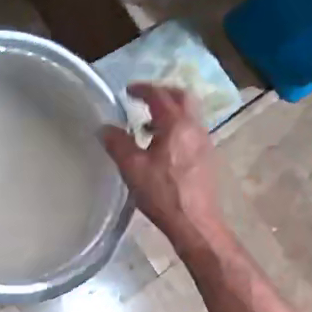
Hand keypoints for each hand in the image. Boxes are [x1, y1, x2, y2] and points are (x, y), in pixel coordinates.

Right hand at [101, 83, 224, 252]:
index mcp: (176, 125)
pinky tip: (162, 147)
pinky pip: (191, 131)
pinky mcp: (207, 158)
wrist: (195, 222)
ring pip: (189, 114)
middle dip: (162, 93)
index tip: (128, 91)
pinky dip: (176, 128)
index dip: (143, 89)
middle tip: (143, 99)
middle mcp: (194, 127)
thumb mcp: (132, 168)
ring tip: (147, 125)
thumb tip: (104, 127)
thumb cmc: (162, 193)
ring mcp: (204, 142)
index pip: (160, 95)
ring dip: (169, 112)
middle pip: (182, 97)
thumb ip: (117, 143)